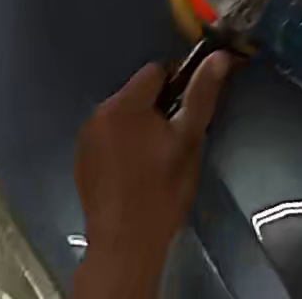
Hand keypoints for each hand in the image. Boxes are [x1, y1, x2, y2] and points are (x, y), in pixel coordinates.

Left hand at [72, 52, 234, 298]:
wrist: (125, 247)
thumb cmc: (162, 189)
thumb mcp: (189, 138)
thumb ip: (202, 93)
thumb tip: (220, 56)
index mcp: (125, 103)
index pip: (156, 70)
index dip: (178, 82)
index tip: (189, 107)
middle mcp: (99, 112)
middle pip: (139, 91)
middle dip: (159, 105)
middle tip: (177, 134)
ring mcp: (86, 137)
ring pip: (124, 113)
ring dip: (141, 122)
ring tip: (158, 153)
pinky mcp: (82, 159)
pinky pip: (109, 134)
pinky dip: (124, 140)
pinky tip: (137, 167)